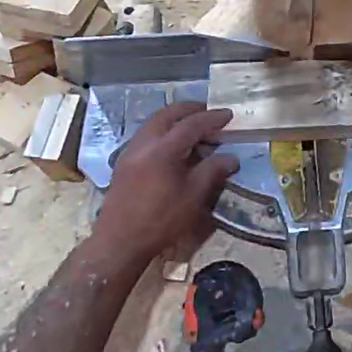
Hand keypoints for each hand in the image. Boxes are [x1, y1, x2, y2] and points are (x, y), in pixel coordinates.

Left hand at [92, 103, 239, 266]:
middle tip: (209, 113)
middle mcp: (143, 143)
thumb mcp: (193, 196)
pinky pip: (146, 135)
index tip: (228, 114)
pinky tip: (174, 146)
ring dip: (175, 120)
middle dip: (190, 110)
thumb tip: (231, 158)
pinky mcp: (124, 162)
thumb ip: (212, 171)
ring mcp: (130, 151)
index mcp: (162, 149)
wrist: (120, 242)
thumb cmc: (161, 220)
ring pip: (154, 123)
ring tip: (194, 128)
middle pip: (168, 114)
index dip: (212, 118)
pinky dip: (163, 131)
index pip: (191, 124)